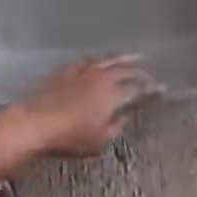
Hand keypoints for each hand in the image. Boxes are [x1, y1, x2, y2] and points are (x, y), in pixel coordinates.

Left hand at [15, 56, 161, 156]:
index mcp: (113, 94)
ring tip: (132, 56)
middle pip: (125, 69)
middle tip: (149, 72)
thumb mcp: (100, 140)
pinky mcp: (66, 70)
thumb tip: (123, 117)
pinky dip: (99, 59)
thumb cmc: (70, 136)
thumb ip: (116, 126)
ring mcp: (83, 71)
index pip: (138, 89)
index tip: (161, 88)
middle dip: (140, 70)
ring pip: (108, 60)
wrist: (35, 123)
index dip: (151, 89)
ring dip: (122, 58)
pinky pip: (88, 60)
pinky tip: (99, 60)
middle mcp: (101, 78)